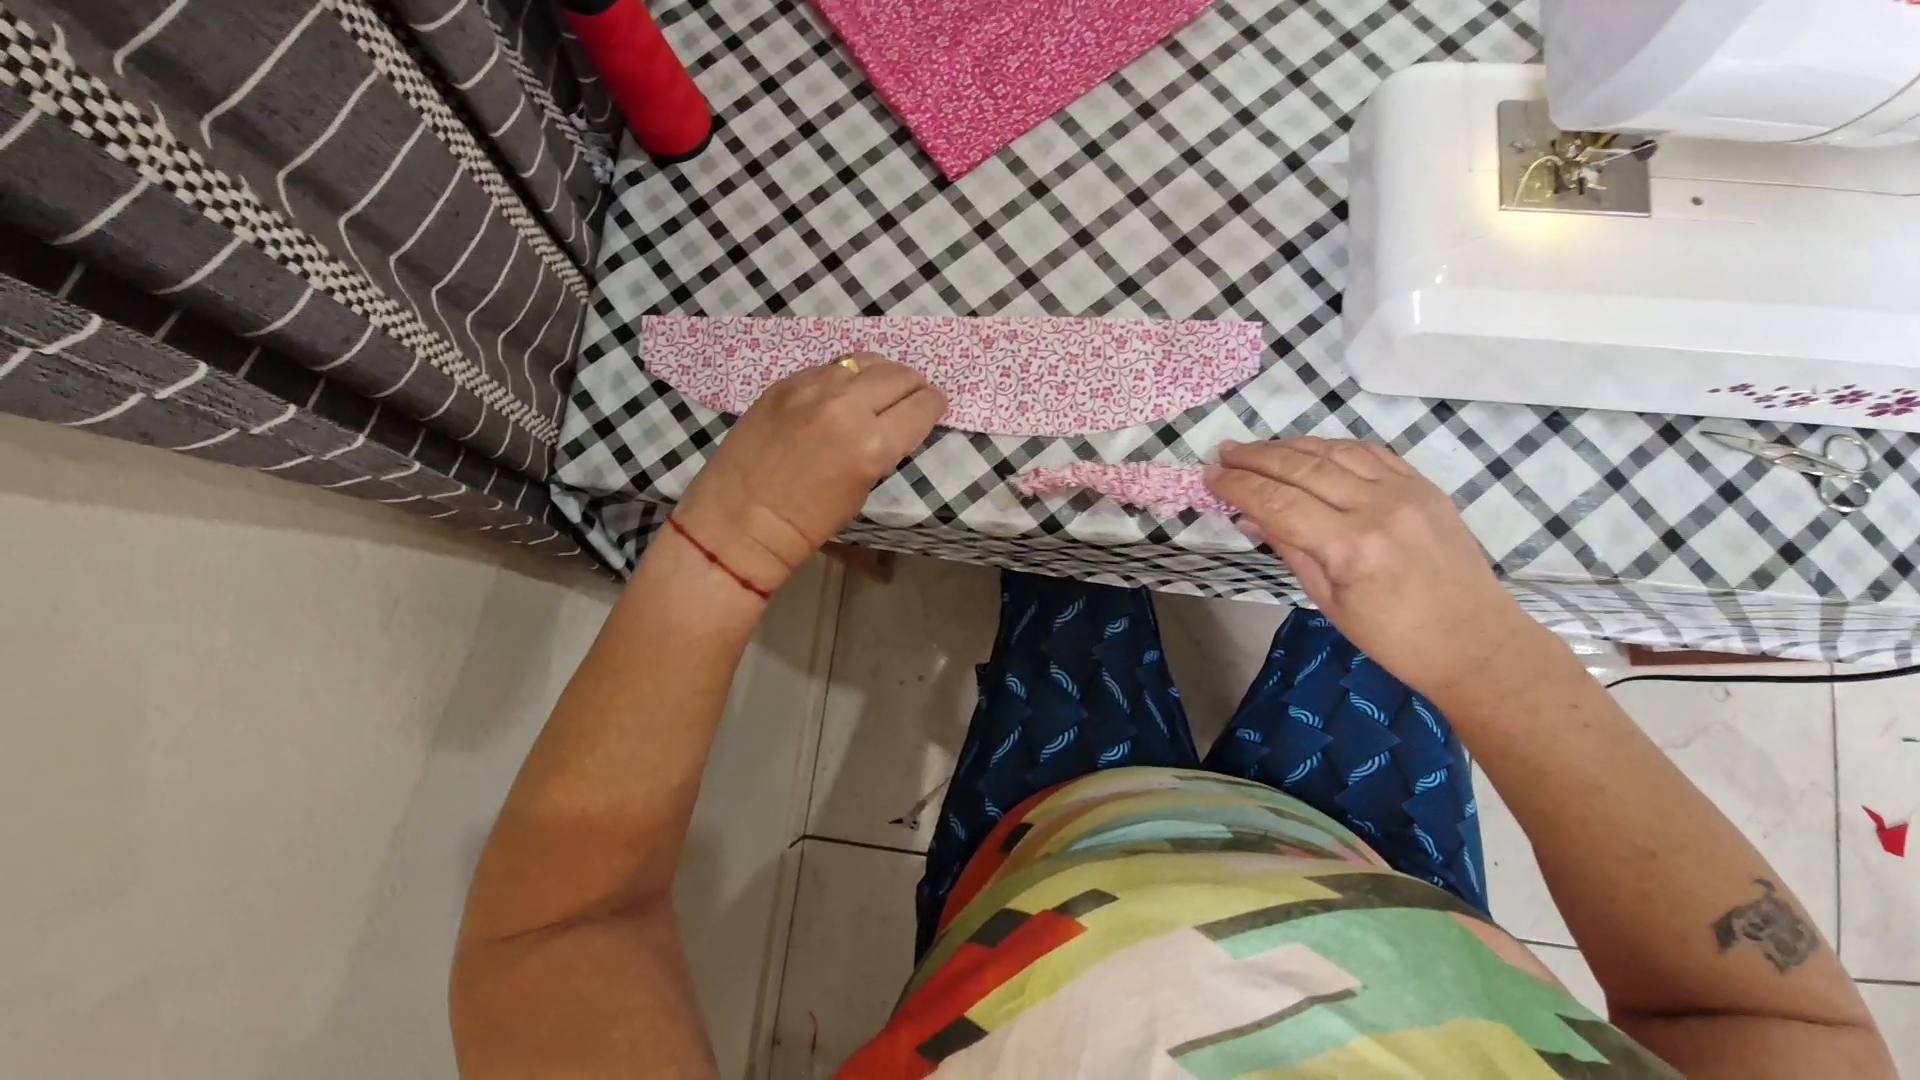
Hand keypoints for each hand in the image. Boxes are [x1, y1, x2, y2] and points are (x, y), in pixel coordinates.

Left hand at [673, 353, 946, 592]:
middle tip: (915, 393)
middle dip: (914, 384)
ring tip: (882, 385)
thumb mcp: (863, 488)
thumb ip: (884, 447)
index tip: (935, 406)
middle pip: (898, 375)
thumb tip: (897, 421)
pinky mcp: (784, 383)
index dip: (934, 404)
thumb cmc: (806, 524)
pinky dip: (845, 375)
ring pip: (864, 361)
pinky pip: (829, 367)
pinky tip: (843, 390)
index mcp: (871, 445)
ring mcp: (810, 389)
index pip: (921, 406)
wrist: (740, 521)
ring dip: (881, 373)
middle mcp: (845, 407)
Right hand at [1205, 437, 1542, 696]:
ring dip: (1289, 446)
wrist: (1474, 642)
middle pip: (1302, 468)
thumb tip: (1249, 517)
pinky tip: (1308, 449)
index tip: (1211, 477)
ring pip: (1334, 451)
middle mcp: (1378, 508)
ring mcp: (1406, 491)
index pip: (1278, 502)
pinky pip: (1370, 452)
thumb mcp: (1328, 601)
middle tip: (1224, 454)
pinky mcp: (1424, 486)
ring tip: (1256, 449)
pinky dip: (1332, 446)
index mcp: (1351, 547)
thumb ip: (1289, 550)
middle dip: (1256, 458)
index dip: (1239, 486)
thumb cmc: (1393, 638)